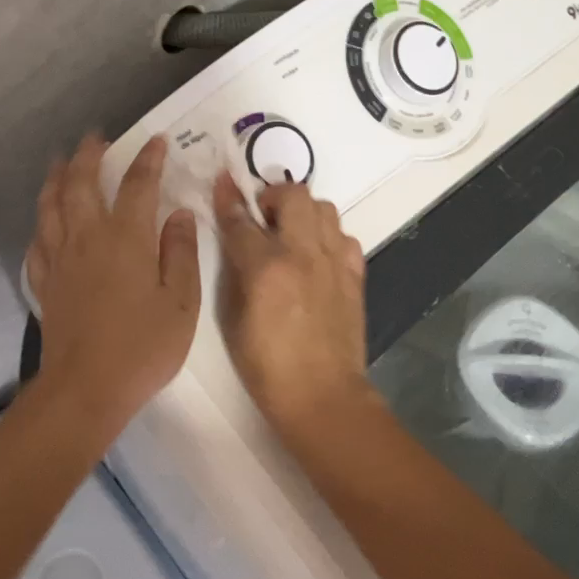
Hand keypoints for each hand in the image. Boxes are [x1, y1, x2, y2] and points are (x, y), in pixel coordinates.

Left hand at [27, 134, 200, 415]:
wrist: (86, 389)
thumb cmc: (143, 347)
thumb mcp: (181, 302)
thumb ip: (181, 253)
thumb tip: (179, 214)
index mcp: (126, 239)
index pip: (138, 185)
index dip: (148, 160)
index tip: (157, 141)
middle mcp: (87, 238)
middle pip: (81, 184)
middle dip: (89, 155)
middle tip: (95, 137)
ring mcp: (60, 260)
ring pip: (51, 206)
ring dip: (56, 178)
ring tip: (61, 162)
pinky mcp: (45, 284)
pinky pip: (38, 241)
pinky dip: (42, 222)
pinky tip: (46, 222)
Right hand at [213, 172, 371, 425]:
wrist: (323, 396)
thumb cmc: (267, 367)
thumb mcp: (234, 321)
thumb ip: (235, 274)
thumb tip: (238, 245)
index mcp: (267, 267)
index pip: (242, 220)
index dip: (228, 199)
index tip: (223, 183)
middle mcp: (304, 254)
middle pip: (294, 196)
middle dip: (274, 197)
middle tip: (263, 217)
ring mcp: (335, 262)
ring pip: (324, 208)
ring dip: (304, 213)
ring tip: (291, 235)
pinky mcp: (356, 276)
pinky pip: (344, 237)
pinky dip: (329, 237)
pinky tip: (317, 258)